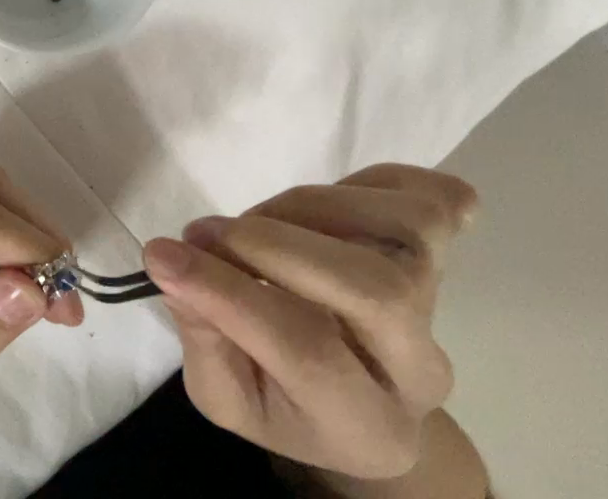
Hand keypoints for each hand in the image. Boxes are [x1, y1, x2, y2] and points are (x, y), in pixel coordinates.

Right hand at [144, 164, 478, 479]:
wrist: (363, 403)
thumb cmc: (285, 402)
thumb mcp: (224, 395)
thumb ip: (201, 338)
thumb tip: (173, 264)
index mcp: (365, 425)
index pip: (305, 350)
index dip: (226, 292)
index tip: (160, 255)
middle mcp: (419, 366)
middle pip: (375, 288)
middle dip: (273, 245)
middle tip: (205, 235)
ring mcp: (440, 305)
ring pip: (408, 229)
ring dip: (310, 208)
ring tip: (257, 224)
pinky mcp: (447, 255)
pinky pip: (434, 196)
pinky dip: (373, 182)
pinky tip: (324, 205)